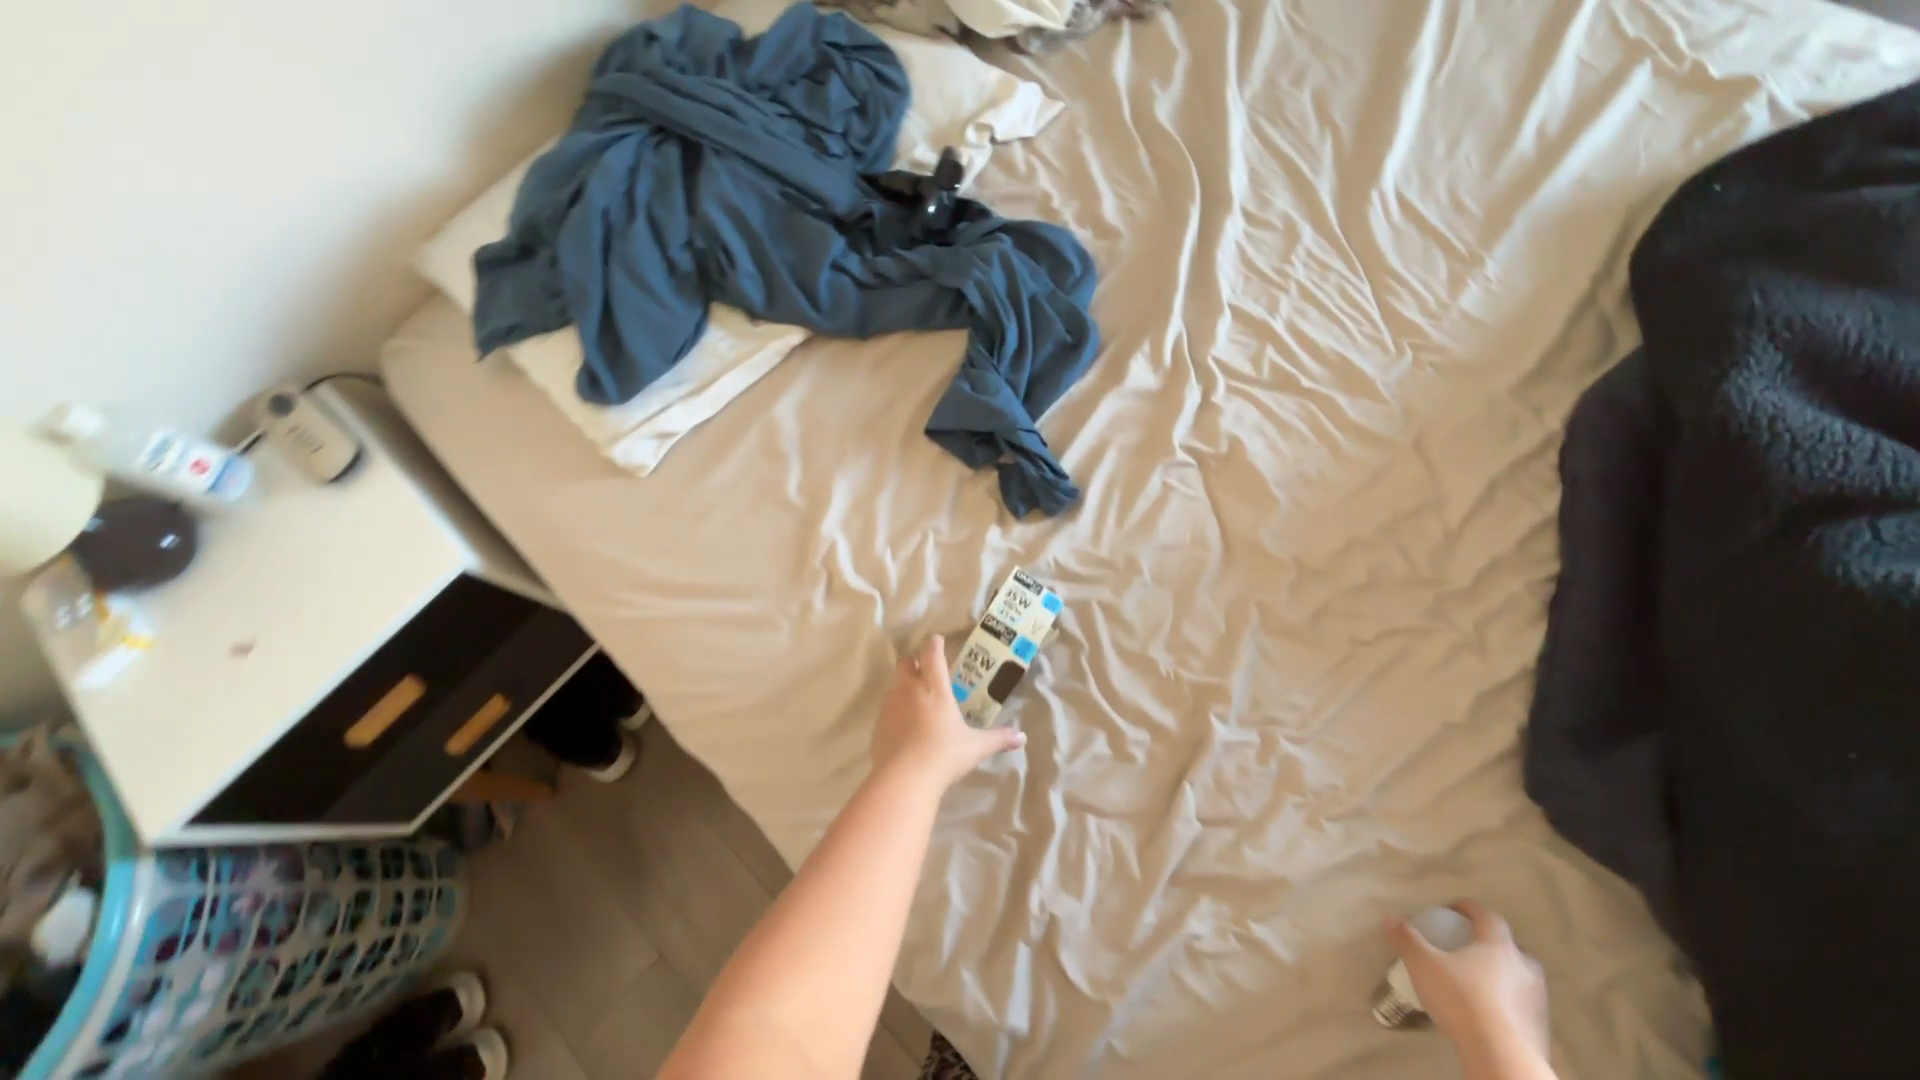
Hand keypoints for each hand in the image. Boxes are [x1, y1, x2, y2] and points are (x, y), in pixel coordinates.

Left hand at [872, 635, 1025, 789]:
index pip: (931, 653)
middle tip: (927, 670)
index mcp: (934, 688)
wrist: (904, 779)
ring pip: (894, 686)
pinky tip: (905, 729)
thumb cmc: (944, 755)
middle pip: (905, 662)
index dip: (934, 644)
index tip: (938, 641)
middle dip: (915, 661)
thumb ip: (998, 739)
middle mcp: (909, 690)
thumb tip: (1022, 738)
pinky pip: (886, 710)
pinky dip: (895, 712)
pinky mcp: (877, 726)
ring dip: (904, 687)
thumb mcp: (976, 747)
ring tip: (918, 702)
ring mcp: (890, 707)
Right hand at [1386, 902, 1549, 1071]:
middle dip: (1491, 944)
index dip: (1469, 908)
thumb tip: (1390, 918)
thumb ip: (1407, 940)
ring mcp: (1537, 998)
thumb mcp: (1423, 966)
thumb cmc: (1462, 1001)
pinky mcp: (1540, 1026)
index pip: (1487, 915)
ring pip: (1521, 976)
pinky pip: (1523, 1004)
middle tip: (1468, 950)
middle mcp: (1524, 966)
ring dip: (1503, 974)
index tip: (1451, 910)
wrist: (1502, 1057)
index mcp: (1498, 945)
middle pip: (1511, 946)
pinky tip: (1489, 1013)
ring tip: (1479, 983)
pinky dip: (1508, 1002)